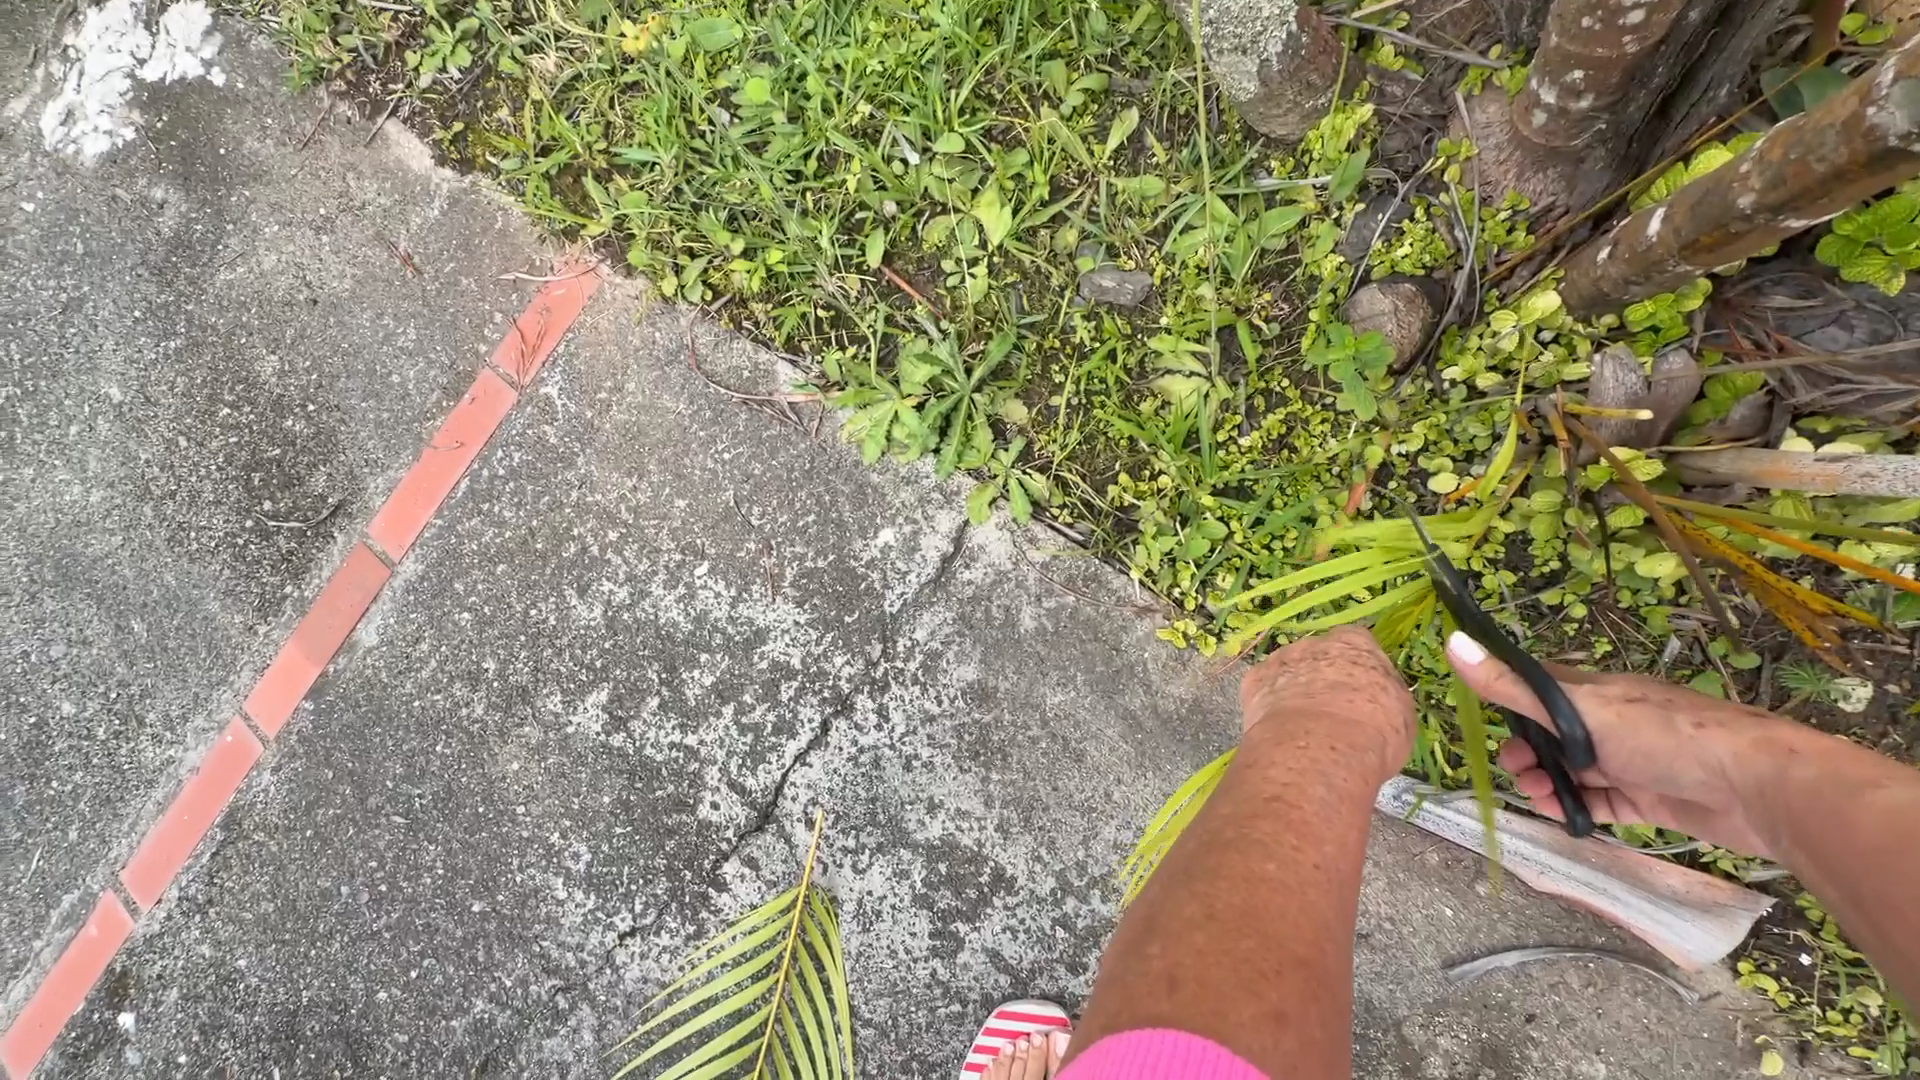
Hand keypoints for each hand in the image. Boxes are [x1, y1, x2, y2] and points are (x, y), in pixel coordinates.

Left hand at [1239, 626, 1416, 783]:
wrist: (1319, 746)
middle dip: (1321, 677)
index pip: (1355, 642)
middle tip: (1329, 710)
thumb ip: (1383, 693)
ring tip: (1301, 724)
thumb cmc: (1373, 732)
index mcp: (1355, 644)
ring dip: (1292, 689)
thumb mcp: (1399, 713)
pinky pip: (1262, 687)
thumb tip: (1375, 697)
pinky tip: (1278, 726)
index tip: (1359, 688)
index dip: (1356, 667)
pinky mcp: (1253, 680)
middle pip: (1318, 655)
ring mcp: (1279, 659)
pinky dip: (1268, 703)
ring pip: (1287, 670)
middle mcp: (1314, 643)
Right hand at [1445, 631, 1800, 856]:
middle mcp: (1608, 724)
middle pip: (1550, 736)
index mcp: (1592, 693)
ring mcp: (1629, 762)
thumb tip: (1451, 640)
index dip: (1508, 706)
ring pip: (1570, 771)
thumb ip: (1510, 685)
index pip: (1537, 691)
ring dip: (1546, 783)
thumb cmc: (1662, 735)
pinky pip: (1598, 803)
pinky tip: (1565, 816)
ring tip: (1539, 798)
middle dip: (1524, 753)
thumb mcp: (1574, 707)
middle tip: (1516, 771)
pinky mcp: (1647, 799)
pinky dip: (1576, 808)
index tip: (1490, 726)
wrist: (1760, 789)